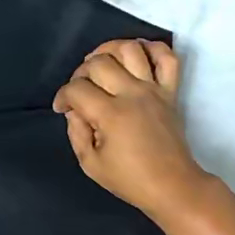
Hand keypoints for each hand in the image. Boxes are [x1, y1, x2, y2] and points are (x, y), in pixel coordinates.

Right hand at [52, 39, 210, 219]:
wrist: (172, 185)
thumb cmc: (129, 179)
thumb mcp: (90, 164)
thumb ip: (77, 132)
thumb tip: (74, 110)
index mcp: (111, 114)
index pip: (77, 89)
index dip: (62, 96)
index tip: (62, 109)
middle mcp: (133, 94)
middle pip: (99, 63)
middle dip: (80, 72)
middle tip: (78, 90)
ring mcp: (154, 89)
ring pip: (130, 50)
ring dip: (110, 49)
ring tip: (100, 62)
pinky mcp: (171, 91)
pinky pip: (167, 57)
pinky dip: (151, 48)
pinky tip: (136, 55)